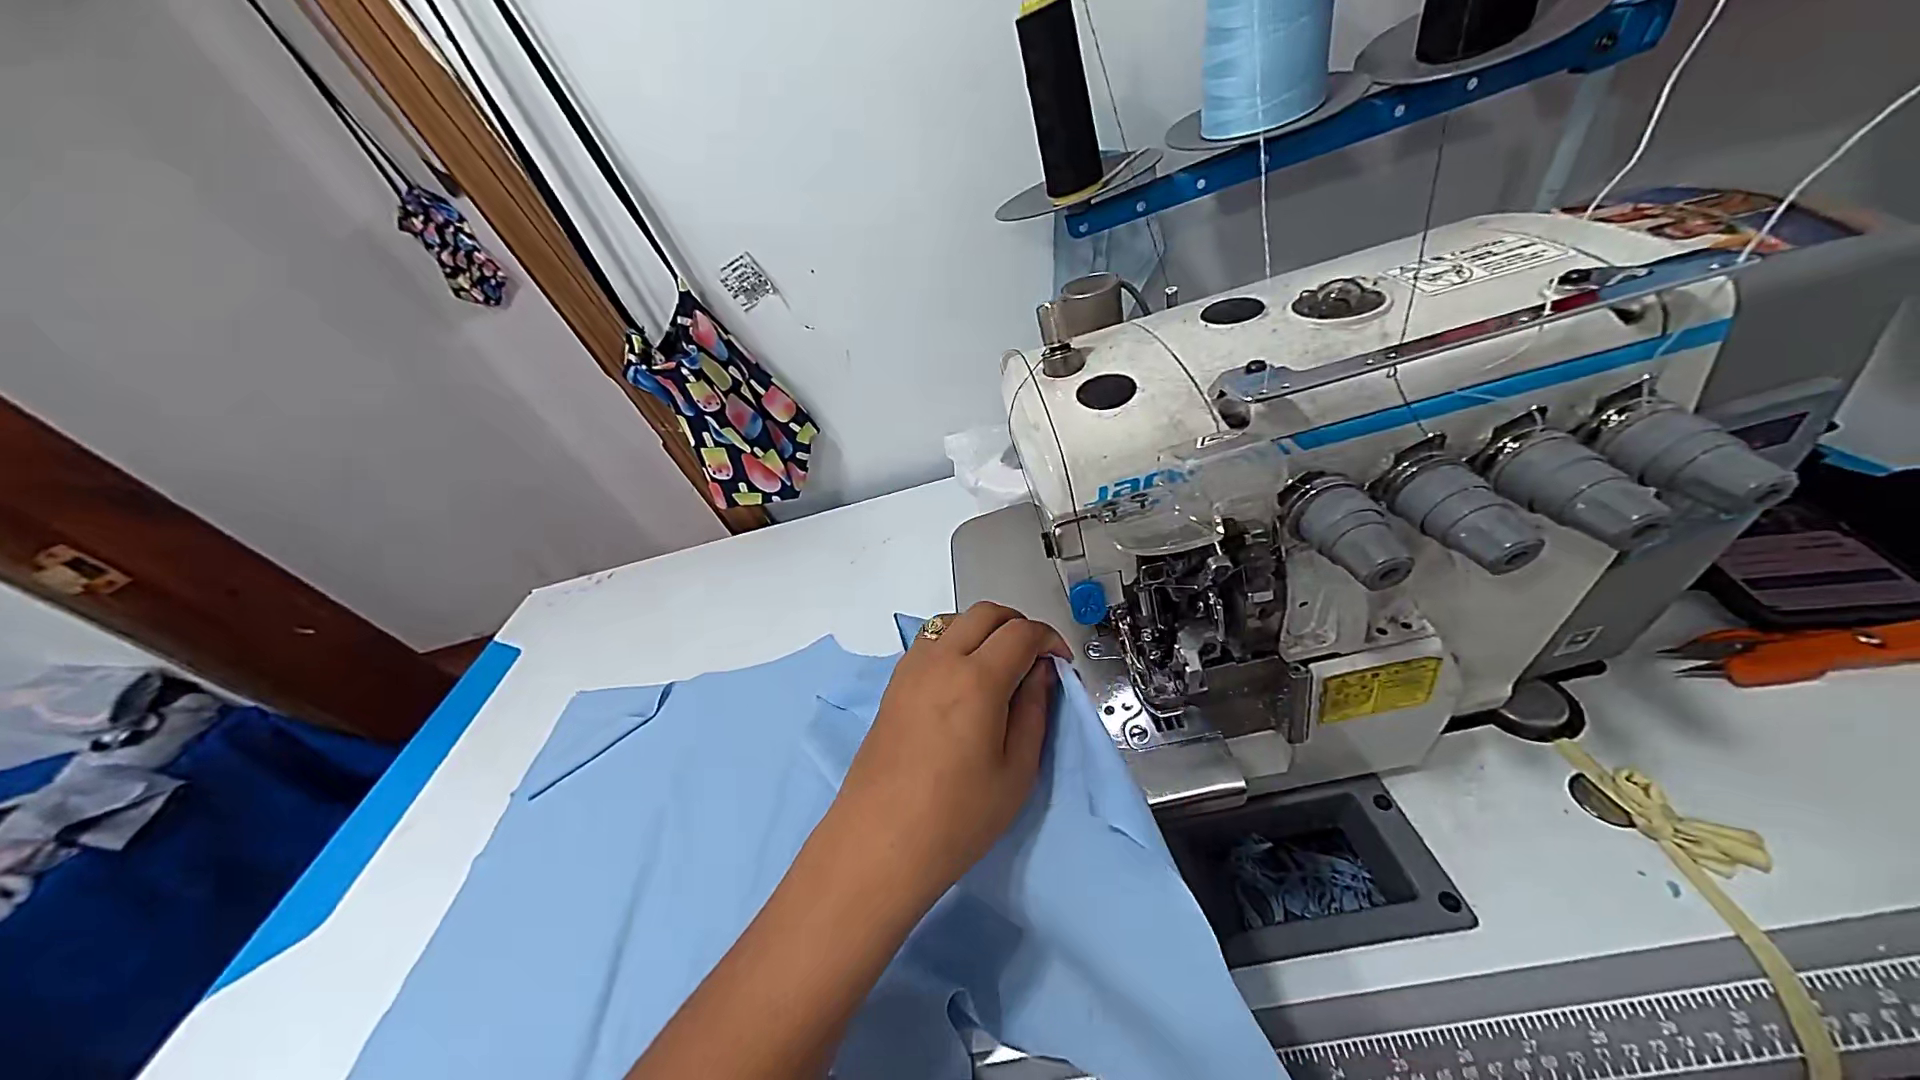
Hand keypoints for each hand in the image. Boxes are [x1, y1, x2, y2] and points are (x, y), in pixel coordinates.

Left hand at [823, 602, 1070, 905]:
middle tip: (1036, 657)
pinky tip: (965, 680)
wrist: (880, 842)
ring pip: (954, 622)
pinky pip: (931, 642)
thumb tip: (1040, 673)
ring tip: (1001, 666)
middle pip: (986, 613)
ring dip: (984, 630)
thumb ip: (1034, 710)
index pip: (1021, 632)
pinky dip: (956, 643)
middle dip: (1018, 625)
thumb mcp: (1017, 770)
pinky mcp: (893, 684)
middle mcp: (941, 660)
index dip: (1049, 640)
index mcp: (977, 678)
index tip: (1060, 663)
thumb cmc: (957, 816)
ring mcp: (911, 669)